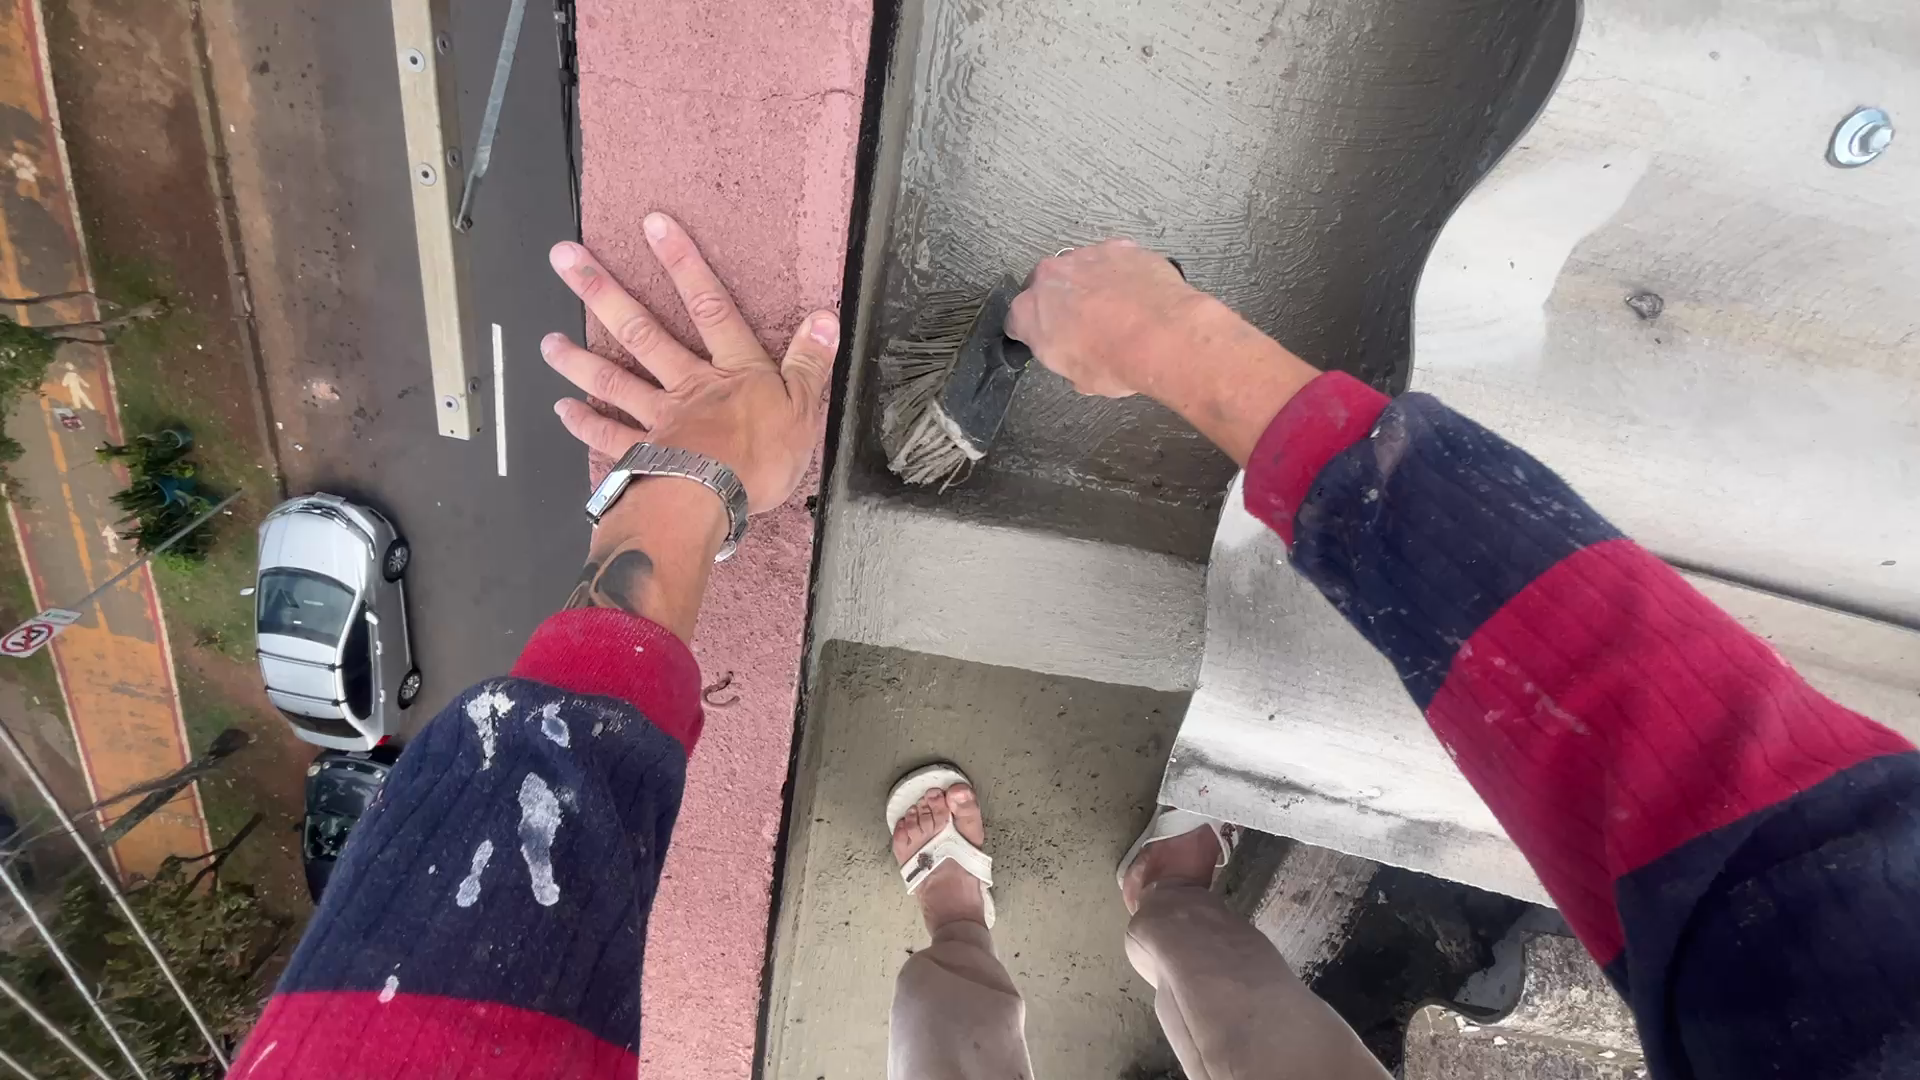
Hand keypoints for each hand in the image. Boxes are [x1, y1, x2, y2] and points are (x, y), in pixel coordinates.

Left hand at [542, 212, 837, 513]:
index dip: (686, 265)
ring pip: (615, 381)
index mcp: (732, 373)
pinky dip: (585, 423)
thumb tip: (824, 319)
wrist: (712, 500)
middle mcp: (688, 386)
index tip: (654, 226)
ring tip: (549, 341)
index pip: (711, 309)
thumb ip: (810, 364)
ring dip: (579, 359)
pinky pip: (610, 435)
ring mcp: (659, 419)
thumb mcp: (803, 409)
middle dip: (605, 292)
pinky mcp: (642, 455)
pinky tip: (563, 409)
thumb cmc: (760, 458)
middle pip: (643, 333)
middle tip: (565, 258)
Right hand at [1003, 239, 1201, 398]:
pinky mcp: (1119, 247)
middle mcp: (1051, 276)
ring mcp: (1085, 257)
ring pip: (1079, 269)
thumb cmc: (1117, 357)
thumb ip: (1066, 359)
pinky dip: (1120, 274)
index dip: (1032, 332)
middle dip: (1060, 303)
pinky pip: (1113, 260)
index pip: (1018, 320)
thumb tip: (1078, 359)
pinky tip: (1134, 296)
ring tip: (1113, 311)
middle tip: (1082, 326)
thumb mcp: (1080, 378)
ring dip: (1090, 285)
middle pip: (1046, 287)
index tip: (1045, 338)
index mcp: (1029, 311)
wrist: (1161, 336)